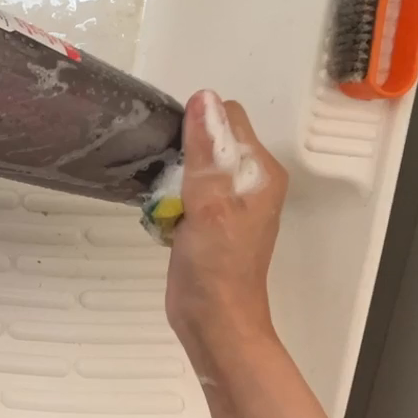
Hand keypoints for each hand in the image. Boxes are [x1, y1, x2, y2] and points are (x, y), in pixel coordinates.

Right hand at [165, 90, 286, 354]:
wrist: (212, 319)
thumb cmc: (216, 265)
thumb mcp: (209, 202)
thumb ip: (204, 151)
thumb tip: (202, 98)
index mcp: (259, 172)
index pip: (228, 119)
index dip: (196, 123)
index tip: (170, 146)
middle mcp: (247, 182)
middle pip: (208, 140)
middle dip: (180, 149)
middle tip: (161, 175)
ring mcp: (226, 203)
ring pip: (191, 166)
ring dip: (170, 174)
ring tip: (158, 195)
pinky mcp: (205, 220)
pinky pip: (182, 191)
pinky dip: (166, 196)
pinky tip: (158, 213)